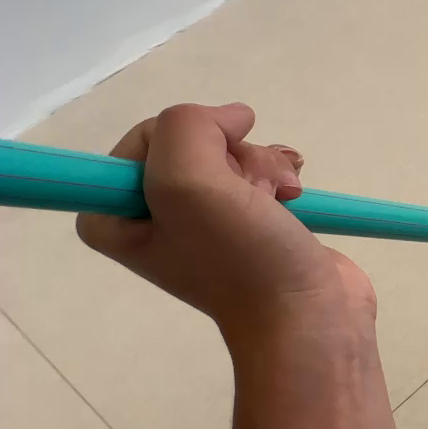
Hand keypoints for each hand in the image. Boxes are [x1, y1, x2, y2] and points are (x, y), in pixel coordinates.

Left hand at [76, 103, 374, 342]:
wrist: (311, 314)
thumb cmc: (246, 260)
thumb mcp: (192, 186)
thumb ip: (190, 130)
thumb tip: (234, 114)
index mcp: (116, 212)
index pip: (151, 137)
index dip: (200, 142)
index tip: (229, 178)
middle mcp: (156, 213)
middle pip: (201, 145)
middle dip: (243, 158)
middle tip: (264, 192)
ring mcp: (210, 221)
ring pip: (239, 158)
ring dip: (271, 167)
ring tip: (288, 196)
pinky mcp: (258, 224)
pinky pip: (265, 177)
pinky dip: (287, 177)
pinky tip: (300, 197)